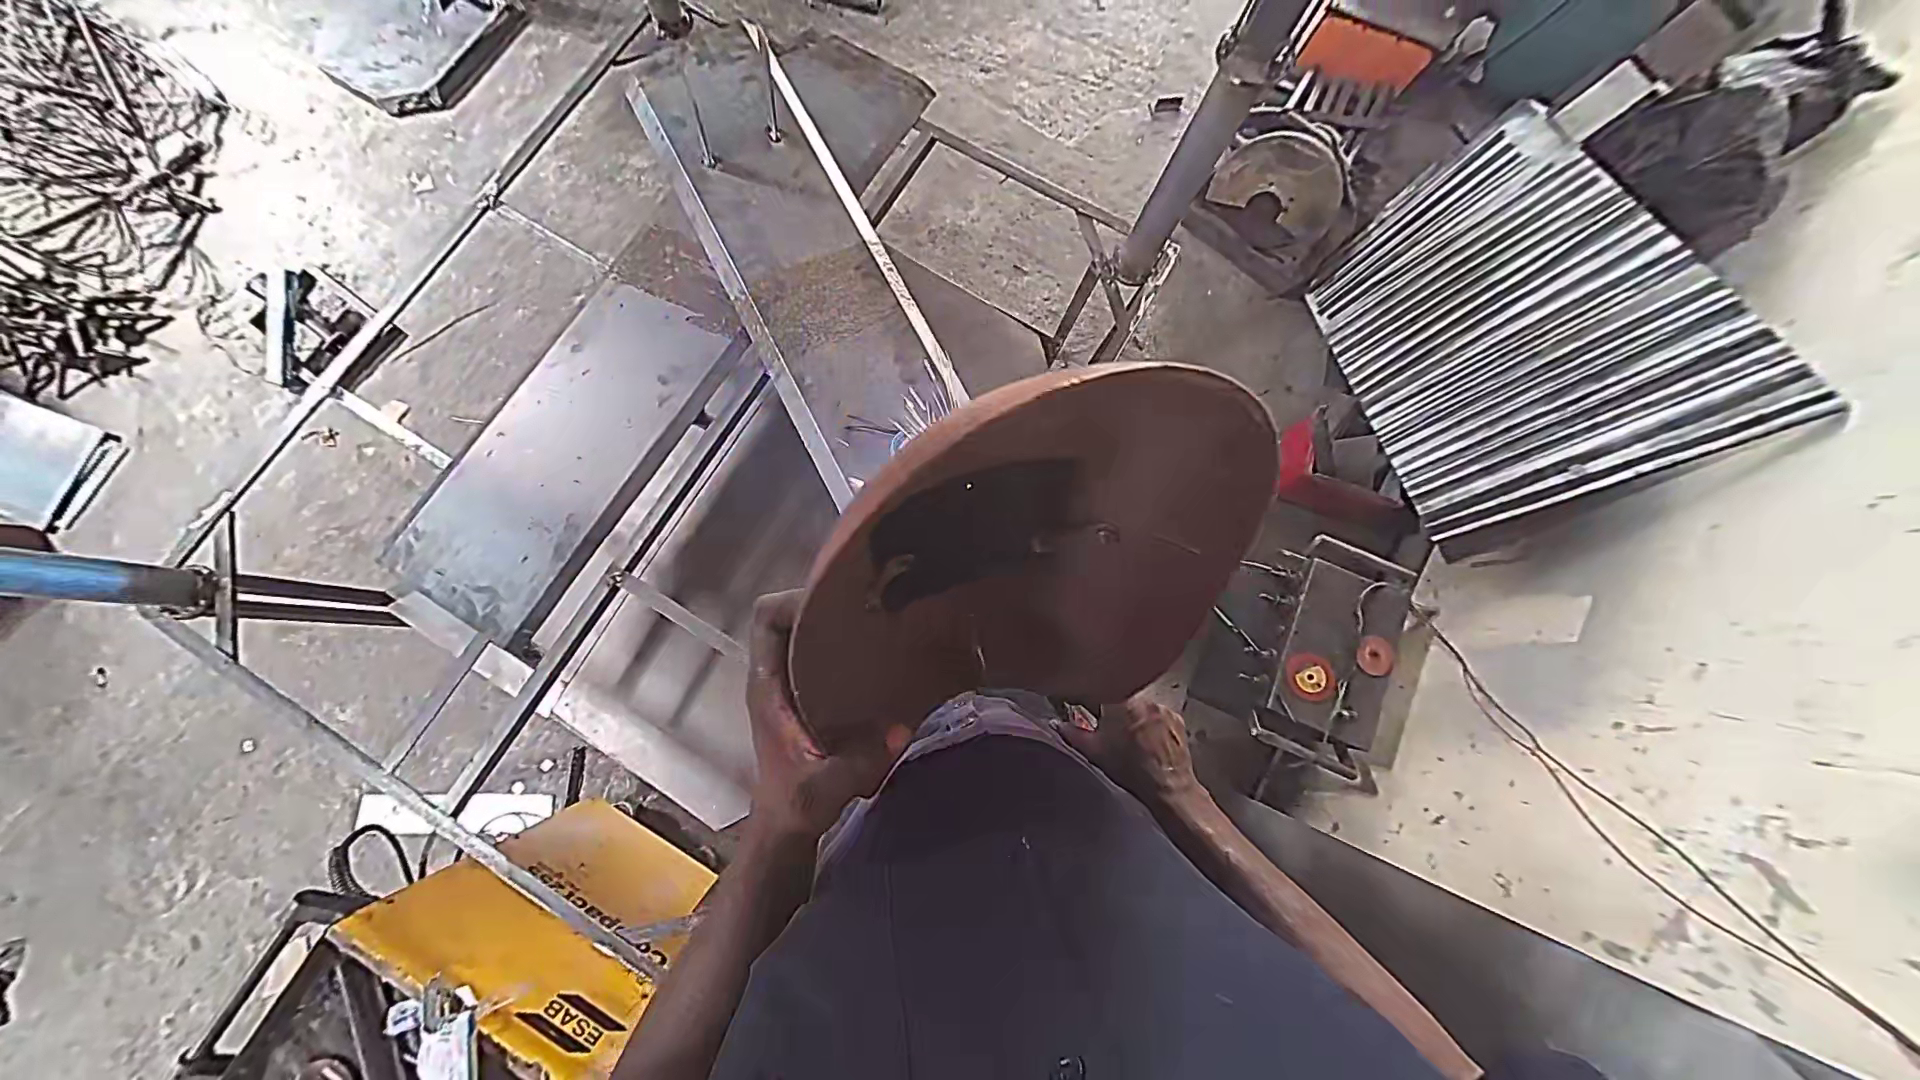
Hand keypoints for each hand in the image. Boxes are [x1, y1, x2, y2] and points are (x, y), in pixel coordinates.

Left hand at [746, 591, 910, 842]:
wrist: (786, 826)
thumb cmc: (795, 805)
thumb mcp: (825, 790)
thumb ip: (858, 764)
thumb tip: (901, 728)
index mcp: (767, 685)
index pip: (765, 618)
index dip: (794, 598)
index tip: (837, 599)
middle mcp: (774, 675)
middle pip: (787, 614)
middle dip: (822, 601)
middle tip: (868, 605)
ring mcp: (787, 682)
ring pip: (802, 629)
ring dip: (833, 619)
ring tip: (876, 619)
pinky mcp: (803, 693)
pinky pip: (817, 649)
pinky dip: (841, 642)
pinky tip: (874, 651)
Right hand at [1058, 692, 1206, 809]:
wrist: (1168, 787)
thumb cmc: (1129, 769)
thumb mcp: (1094, 752)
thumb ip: (1072, 733)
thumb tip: (1057, 724)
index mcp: (1119, 701)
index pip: (1102, 686)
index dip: (1094, 695)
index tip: (1090, 704)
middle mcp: (1143, 698)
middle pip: (1123, 693)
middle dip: (1116, 706)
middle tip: (1112, 725)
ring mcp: (1162, 707)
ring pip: (1141, 702)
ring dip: (1135, 713)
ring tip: (1133, 735)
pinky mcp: (1176, 717)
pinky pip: (1158, 712)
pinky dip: (1152, 721)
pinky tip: (1149, 739)